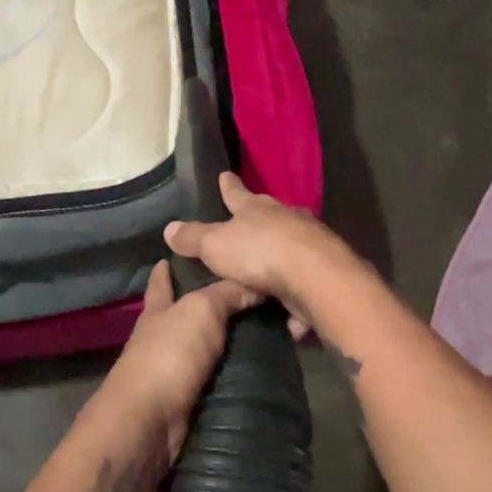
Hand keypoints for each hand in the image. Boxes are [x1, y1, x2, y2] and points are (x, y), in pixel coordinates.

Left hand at [97, 260, 262, 461]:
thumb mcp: (201, 310)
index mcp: (157, 311)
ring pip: (203, 350)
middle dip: (208, 305)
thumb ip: (226, 292)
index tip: (181, 253)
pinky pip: (214, 381)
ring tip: (266, 332)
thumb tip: (255, 281)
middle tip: (249, 295)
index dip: (168, 267)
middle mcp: (161, 340)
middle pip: (185, 316)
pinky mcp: (185, 403)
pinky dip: (231, 375)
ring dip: (225, 344)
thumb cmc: (168, 355)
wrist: (149, 424)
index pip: (161, 281)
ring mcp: (171, 374)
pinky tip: (255, 371)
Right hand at [163, 172, 368, 328]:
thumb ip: (194, 237)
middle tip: (250, 224)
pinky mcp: (322, 271)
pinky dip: (296, 296)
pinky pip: (304, 283)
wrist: (314, 276)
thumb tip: (169, 227)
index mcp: (257, 208)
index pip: (237, 193)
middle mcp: (286, 219)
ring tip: (268, 276)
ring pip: (291, 246)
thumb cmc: (259, 252)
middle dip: (260, 219)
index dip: (228, 185)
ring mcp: (309, 243)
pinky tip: (291, 317)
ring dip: (281, 258)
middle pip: (270, 216)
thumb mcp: (215, 245)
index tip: (225, 174)